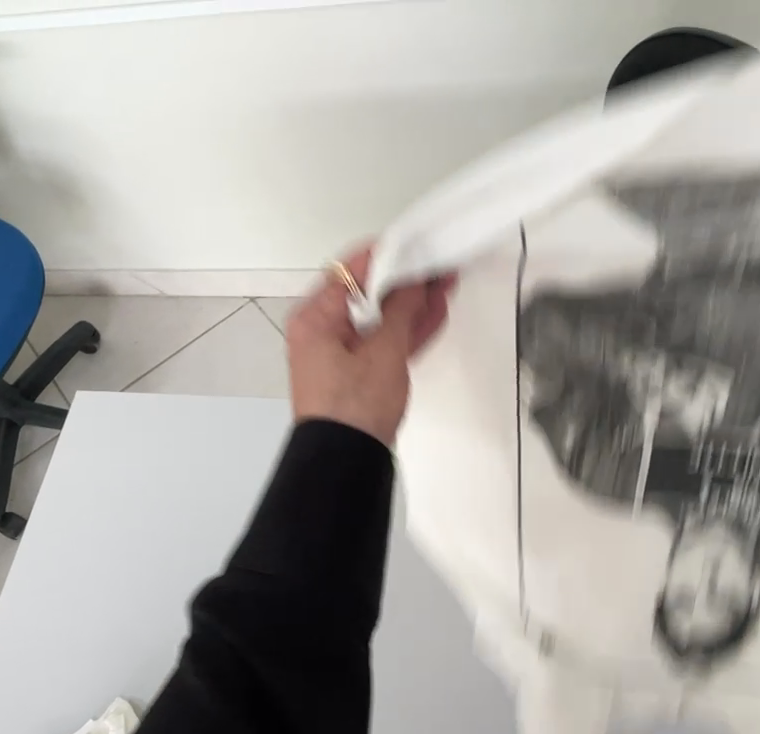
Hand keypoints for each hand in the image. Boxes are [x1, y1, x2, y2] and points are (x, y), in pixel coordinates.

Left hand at [285, 245, 454, 446]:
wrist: (346, 463)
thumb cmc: (353, 409)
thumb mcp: (383, 352)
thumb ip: (402, 310)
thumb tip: (414, 281)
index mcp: (315, 318)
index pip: (351, 270)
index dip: (388, 255)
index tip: (419, 245)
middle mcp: (322, 332)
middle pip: (367, 293)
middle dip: (405, 280)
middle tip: (438, 265)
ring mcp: (339, 355)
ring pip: (379, 319)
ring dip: (411, 305)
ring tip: (445, 286)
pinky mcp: (356, 375)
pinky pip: (382, 343)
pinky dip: (406, 331)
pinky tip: (434, 314)